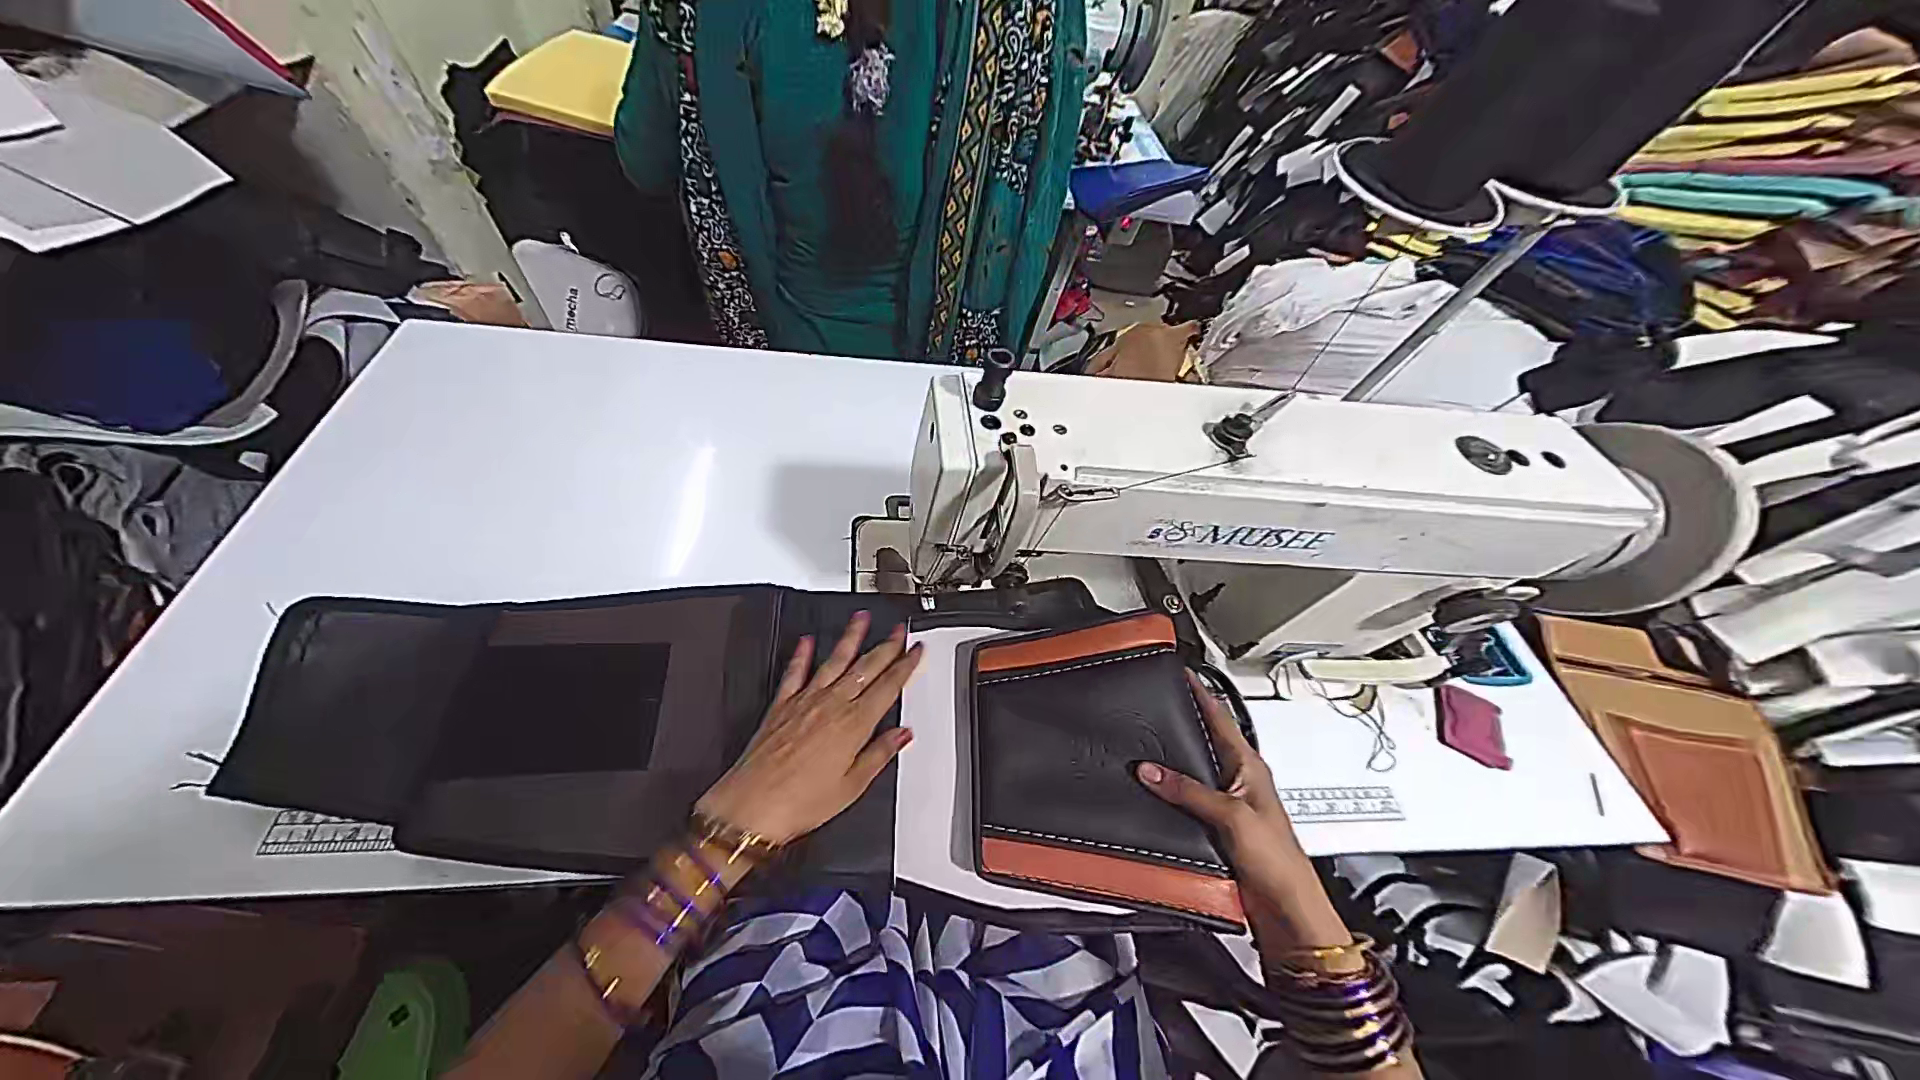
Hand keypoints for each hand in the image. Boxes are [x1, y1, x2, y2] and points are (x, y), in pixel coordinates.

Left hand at [697, 612, 923, 845]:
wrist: (751, 806)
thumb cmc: (799, 801)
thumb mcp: (852, 785)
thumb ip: (879, 754)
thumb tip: (902, 735)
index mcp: (854, 725)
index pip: (888, 686)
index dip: (905, 665)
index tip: (915, 650)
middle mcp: (831, 706)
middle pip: (866, 667)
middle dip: (886, 646)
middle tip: (897, 630)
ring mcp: (805, 702)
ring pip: (835, 660)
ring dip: (850, 637)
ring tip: (860, 618)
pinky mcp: (782, 706)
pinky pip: (795, 672)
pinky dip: (802, 654)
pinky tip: (807, 641)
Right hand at [1137, 672, 1352, 956]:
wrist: (1288, 911)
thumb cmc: (1281, 863)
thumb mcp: (1232, 817)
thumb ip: (1189, 791)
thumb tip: (1151, 769)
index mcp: (1248, 766)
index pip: (1220, 717)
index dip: (1200, 692)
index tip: (1181, 672)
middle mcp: (1237, 780)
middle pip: (1204, 740)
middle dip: (1181, 720)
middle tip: (1157, 700)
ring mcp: (1226, 803)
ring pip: (1192, 771)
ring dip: (1173, 759)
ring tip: (1148, 740)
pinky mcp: (1216, 826)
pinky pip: (1186, 799)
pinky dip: (1169, 790)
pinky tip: (1154, 789)